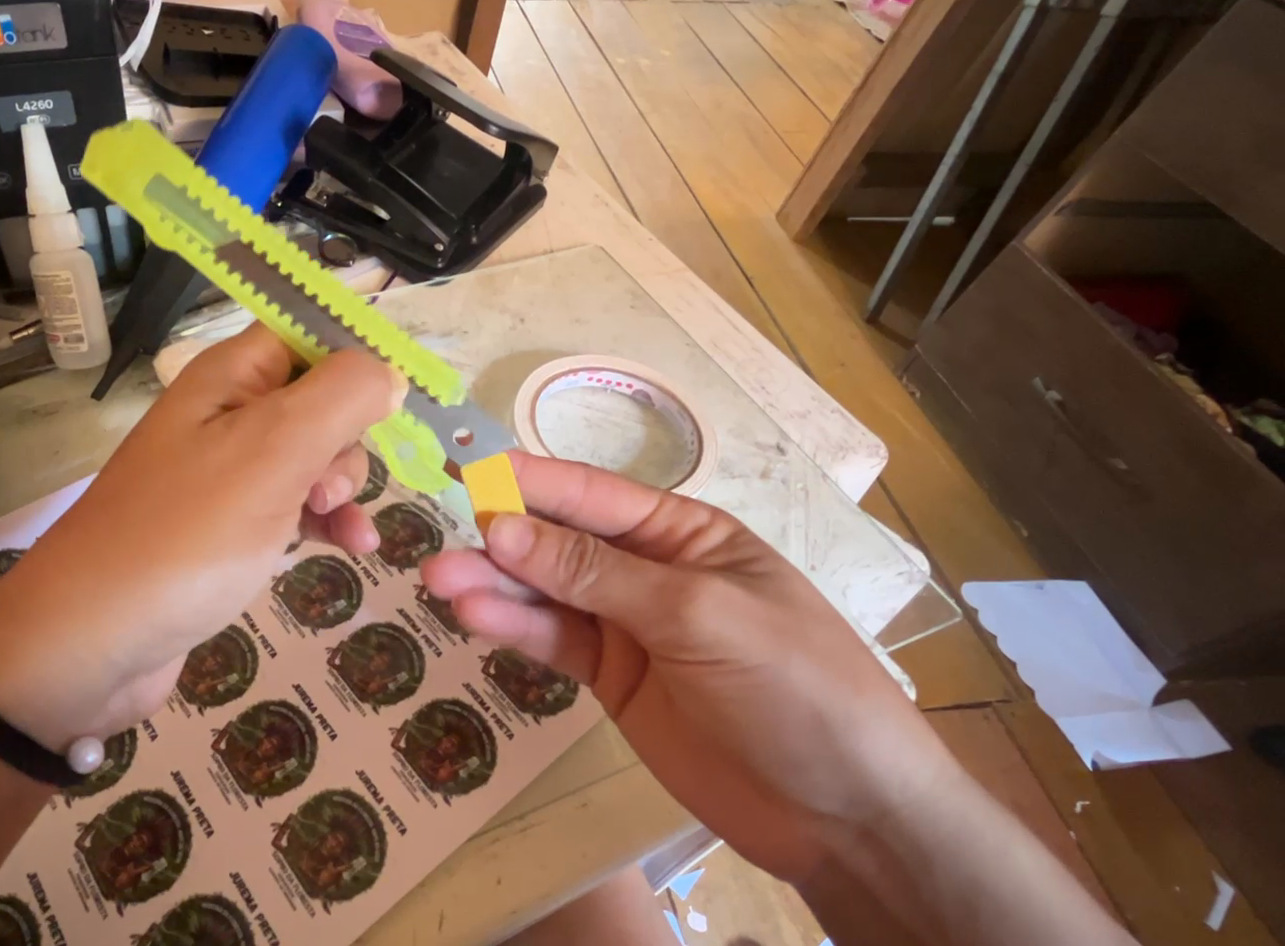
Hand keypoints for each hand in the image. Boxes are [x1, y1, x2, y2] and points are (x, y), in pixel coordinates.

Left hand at [0, 325, 403, 752]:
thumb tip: (389, 372)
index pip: (309, 333)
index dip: (358, 359)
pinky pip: (294, 506)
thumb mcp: (272, 454)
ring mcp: (226, 473)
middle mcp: (226, 414)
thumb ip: (340, 398)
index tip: (396, 403)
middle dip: (348, 437)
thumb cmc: (185, 537)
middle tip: (327, 486)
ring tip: (338, 523)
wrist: (89, 643)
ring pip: (313, 456)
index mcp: (229, 377)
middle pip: (320, 398)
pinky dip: (326, 522)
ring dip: (343, 485)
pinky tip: (352, 550)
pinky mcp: (228, 526)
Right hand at [420, 453, 961, 882]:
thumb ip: (594, 572)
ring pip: (544, 593)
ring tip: (439, 584)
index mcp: (682, 533)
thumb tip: (502, 527)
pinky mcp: (610, 677)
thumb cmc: (792, 685)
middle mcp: (646, 569)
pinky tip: (474, 619)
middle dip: (499, 542)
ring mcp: (625, 625)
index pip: (590, 495)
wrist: (846, 815)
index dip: (526, 481)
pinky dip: (513, 629)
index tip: (463, 470)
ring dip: (492, 587)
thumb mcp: (695, 613)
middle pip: (557, 543)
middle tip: (439, 549)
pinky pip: (553, 641)